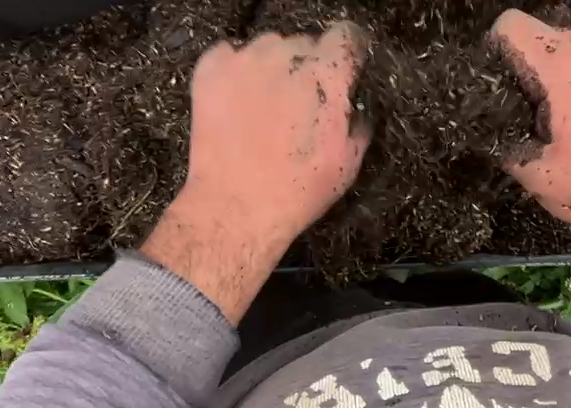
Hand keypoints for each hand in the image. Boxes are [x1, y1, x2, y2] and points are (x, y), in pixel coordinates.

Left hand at [141, 23, 370, 323]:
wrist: (237, 208)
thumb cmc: (297, 193)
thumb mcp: (347, 165)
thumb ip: (357, 123)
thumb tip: (352, 106)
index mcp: (327, 74)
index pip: (346, 36)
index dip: (346, 55)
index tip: (342, 73)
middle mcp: (287, 53)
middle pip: (304, 44)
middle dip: (307, 70)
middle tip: (299, 111)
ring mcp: (246, 58)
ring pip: (268, 48)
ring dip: (272, 71)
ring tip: (265, 112)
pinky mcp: (212, 68)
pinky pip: (230, 56)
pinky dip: (236, 75)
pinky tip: (237, 108)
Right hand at [490, 9, 570, 227]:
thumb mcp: (538, 178)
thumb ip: (507, 147)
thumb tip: (496, 132)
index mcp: (559, 66)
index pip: (510, 27)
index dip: (498, 55)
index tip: (503, 91)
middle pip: (544, 41)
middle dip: (532, 76)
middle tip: (538, 123)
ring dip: (563, 81)